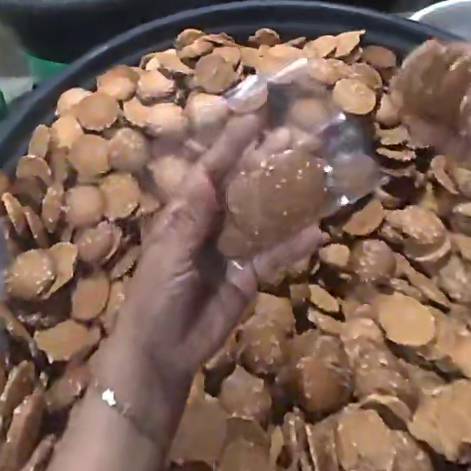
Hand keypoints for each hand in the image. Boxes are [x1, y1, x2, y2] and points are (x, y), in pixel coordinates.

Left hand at [93, 117, 323, 425]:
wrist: (162, 352)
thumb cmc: (155, 296)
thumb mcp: (167, 255)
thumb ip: (189, 219)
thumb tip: (205, 176)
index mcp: (186, 211)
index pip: (211, 170)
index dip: (231, 143)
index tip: (253, 117)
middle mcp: (211, 221)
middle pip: (242, 185)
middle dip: (266, 161)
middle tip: (296, 136)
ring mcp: (232, 247)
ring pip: (262, 214)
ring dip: (285, 195)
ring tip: (313, 171)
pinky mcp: (248, 275)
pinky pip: (273, 255)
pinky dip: (293, 245)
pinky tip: (316, 231)